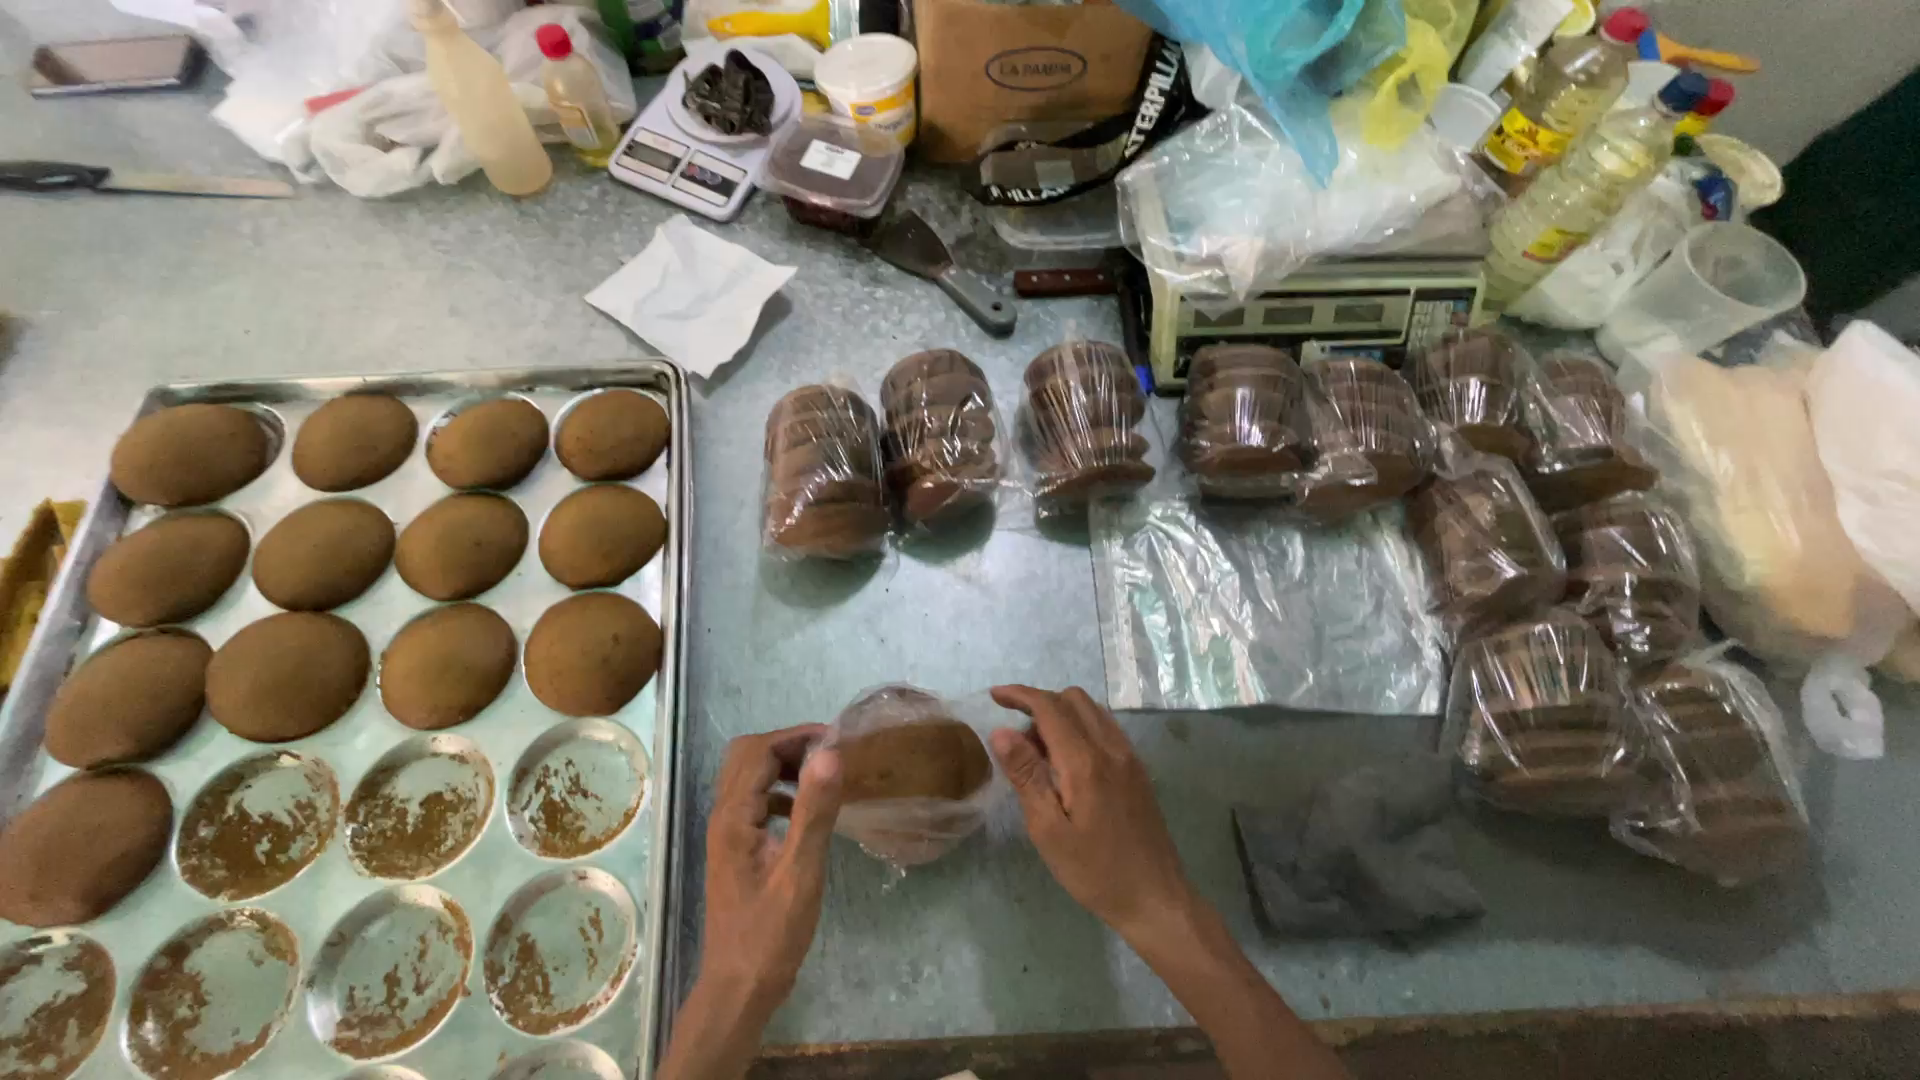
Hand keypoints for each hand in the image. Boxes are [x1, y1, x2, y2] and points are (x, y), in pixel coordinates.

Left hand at [698, 724, 843, 1012]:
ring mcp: (726, 834)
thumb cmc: (771, 933)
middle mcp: (723, 817)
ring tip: (822, 778)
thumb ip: (814, 810)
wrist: (739, 988)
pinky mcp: (735, 850)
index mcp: (733, 817)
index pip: (760, 751)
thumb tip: (830, 753)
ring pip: (747, 777)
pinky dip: (779, 792)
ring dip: (782, 766)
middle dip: (787, 745)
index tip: (837, 741)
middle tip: (828, 755)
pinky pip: (753, 801)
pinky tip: (804, 814)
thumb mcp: (800, 872)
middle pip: (747, 756)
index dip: (796, 737)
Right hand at [989, 685, 1195, 943]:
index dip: (1019, 695)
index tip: (994, 696)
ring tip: (1039, 752)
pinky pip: (1105, 727)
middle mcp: (1111, 748)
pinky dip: (1080, 726)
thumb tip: (1001, 731)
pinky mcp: (1137, 769)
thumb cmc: (1094, 871)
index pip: (1049, 707)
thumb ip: (1026, 775)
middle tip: (1017, 738)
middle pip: (1073, 699)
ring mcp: (1129, 757)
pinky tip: (1068, 761)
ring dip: (1061, 714)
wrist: (1155, 898)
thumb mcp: (1048, 830)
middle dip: (1039, 703)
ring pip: (1092, 710)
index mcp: (1085, 761)